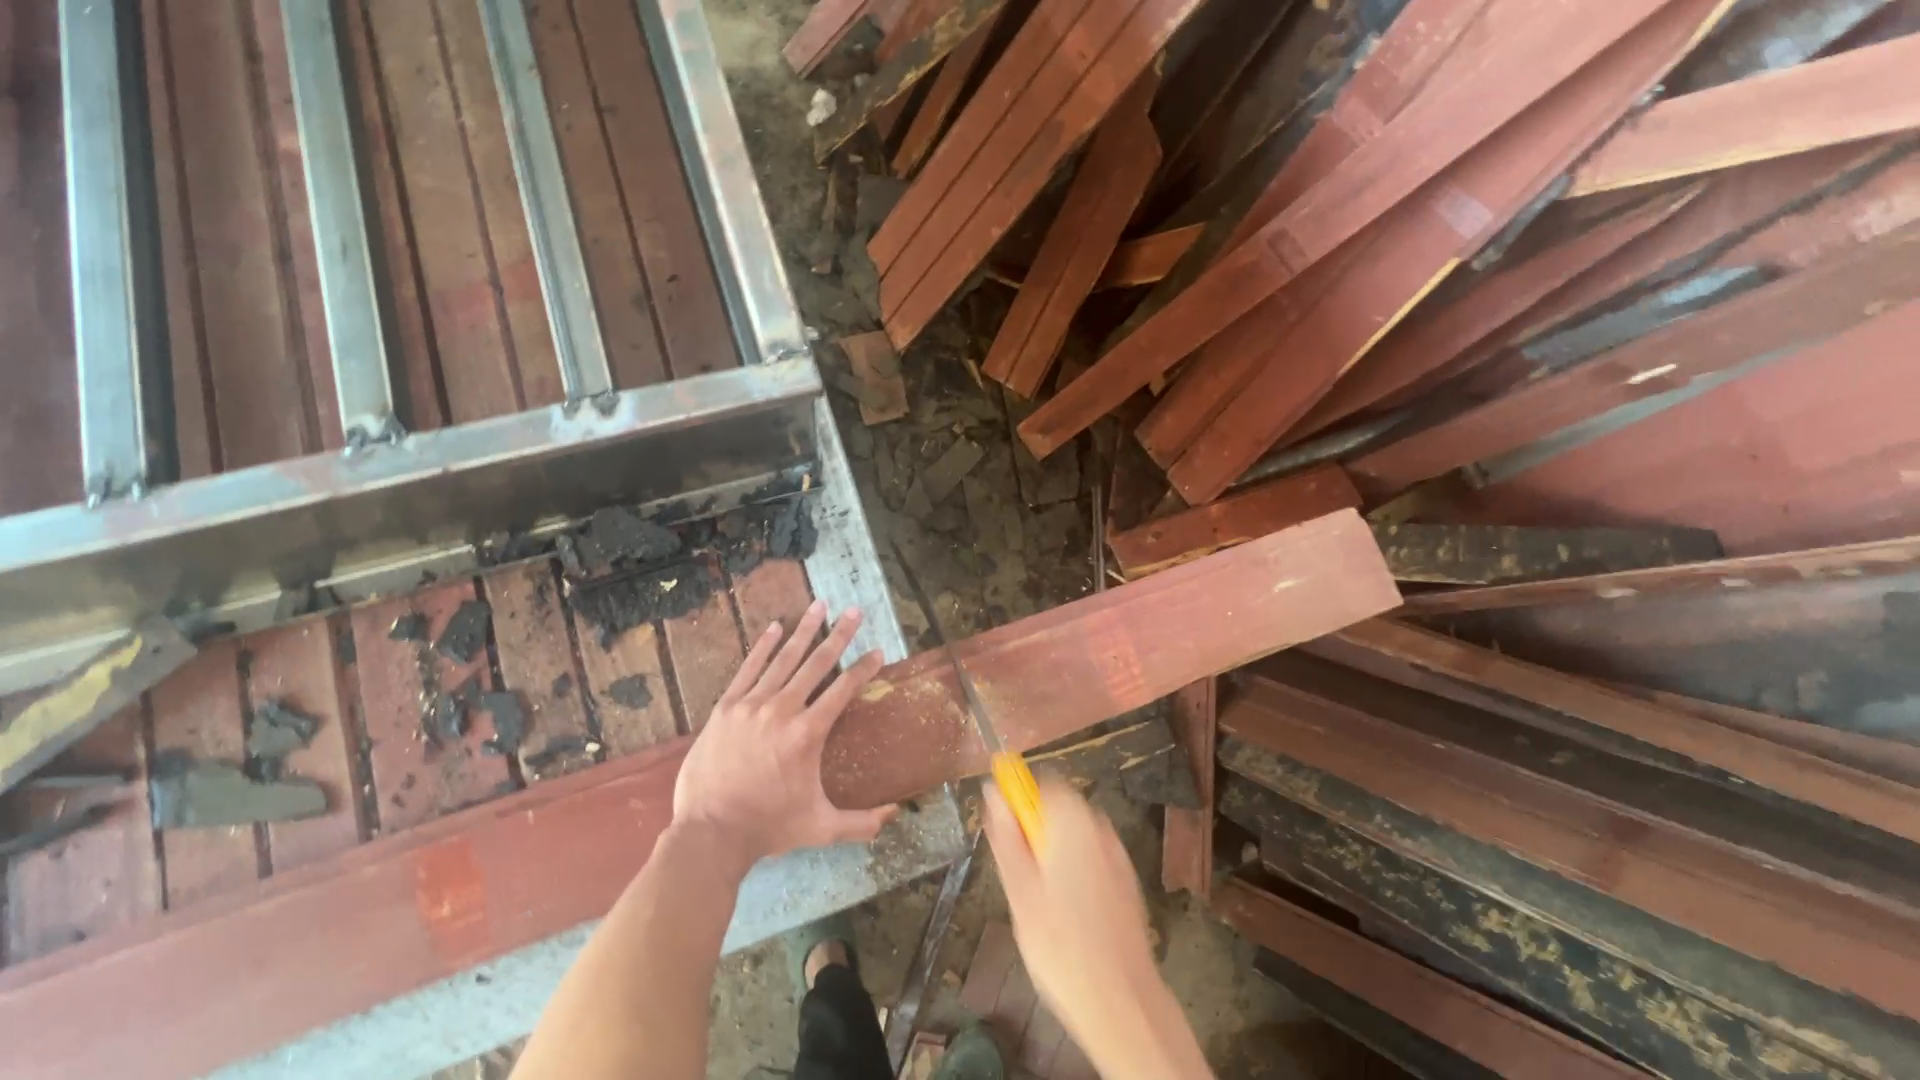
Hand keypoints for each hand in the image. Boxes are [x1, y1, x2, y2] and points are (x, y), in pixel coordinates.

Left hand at [672, 601, 894, 868]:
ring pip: (783, 659)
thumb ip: (862, 823)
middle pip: (817, 663)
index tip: (878, 650)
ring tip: (819, 606)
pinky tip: (774, 627)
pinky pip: (748, 669)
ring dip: (803, 631)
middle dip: (839, 635)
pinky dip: (763, 647)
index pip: (844, 690)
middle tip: (854, 611)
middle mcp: (782, 710)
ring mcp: (750, 705)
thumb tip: (895, 815)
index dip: (864, 668)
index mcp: (808, 734)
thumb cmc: (769, 828)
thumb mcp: (822, 828)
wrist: (710, 832)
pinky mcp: (725, 708)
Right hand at [985, 779, 1211, 1079]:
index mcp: (1074, 822)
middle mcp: (1101, 829)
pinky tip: (1068, 916)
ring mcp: (1119, 856)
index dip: (1019, 803)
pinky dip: (1077, 874)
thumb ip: (1007, 837)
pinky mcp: (1129, 883)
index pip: (1043, 785)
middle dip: (1037, 834)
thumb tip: (993, 792)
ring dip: (1056, 855)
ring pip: (1077, 838)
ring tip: (1042, 905)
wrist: (1121, 1002)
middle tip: (1020, 881)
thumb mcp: (1020, 891)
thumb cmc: (1060, 947)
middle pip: (1061, 811)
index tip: (1003, 835)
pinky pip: (1093, 861)